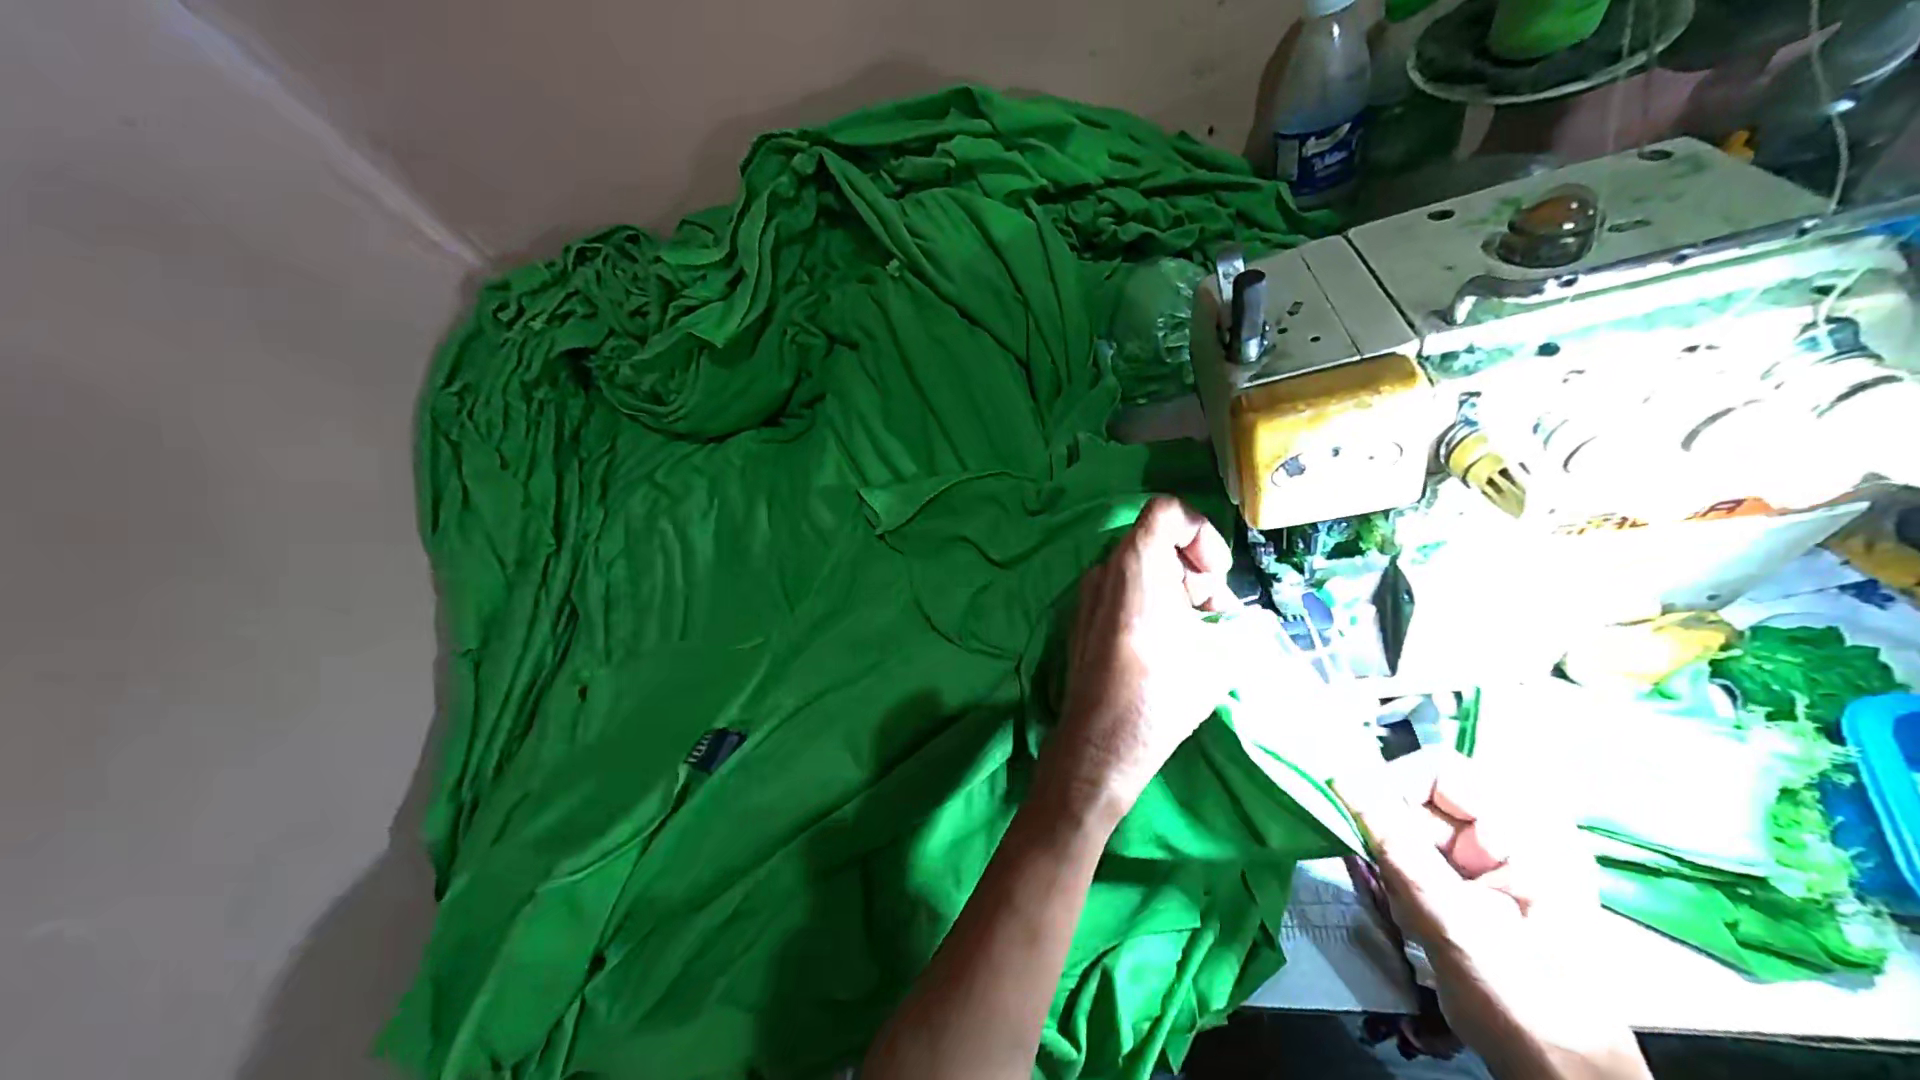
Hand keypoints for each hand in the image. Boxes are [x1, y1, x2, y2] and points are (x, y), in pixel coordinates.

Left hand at [1047, 496, 1239, 818]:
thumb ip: (1239, 624)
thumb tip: (1235, 619)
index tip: (1215, 574)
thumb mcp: (1223, 655)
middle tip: (1214, 615)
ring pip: (1143, 573)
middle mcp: (1106, 569)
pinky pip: (1124, 596)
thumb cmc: (1162, 690)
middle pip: (1159, 544)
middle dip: (1196, 573)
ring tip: (1197, 638)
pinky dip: (1151, 608)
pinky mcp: (1082, 622)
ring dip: (1177, 594)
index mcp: (1136, 562)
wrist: (1101, 741)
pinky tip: (1166, 649)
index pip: (1169, 511)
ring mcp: (1088, 596)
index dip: (1202, 532)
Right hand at [1341, 750, 1651, 1079]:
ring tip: (1405, 907)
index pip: (1439, 770)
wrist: (1558, 1074)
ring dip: (1392, 861)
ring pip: (1410, 825)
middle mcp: (1514, 829)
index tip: (1356, 823)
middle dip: (1390, 835)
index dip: (1390, 787)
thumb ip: (1398, 848)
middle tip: (1384, 880)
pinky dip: (1399, 877)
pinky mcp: (1474, 877)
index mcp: (1531, 830)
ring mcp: (1494, 855)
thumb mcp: (1453, 923)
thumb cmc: (1522, 1005)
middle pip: (1420, 796)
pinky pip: (1415, 851)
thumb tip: (1344, 783)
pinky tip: (1412, 913)